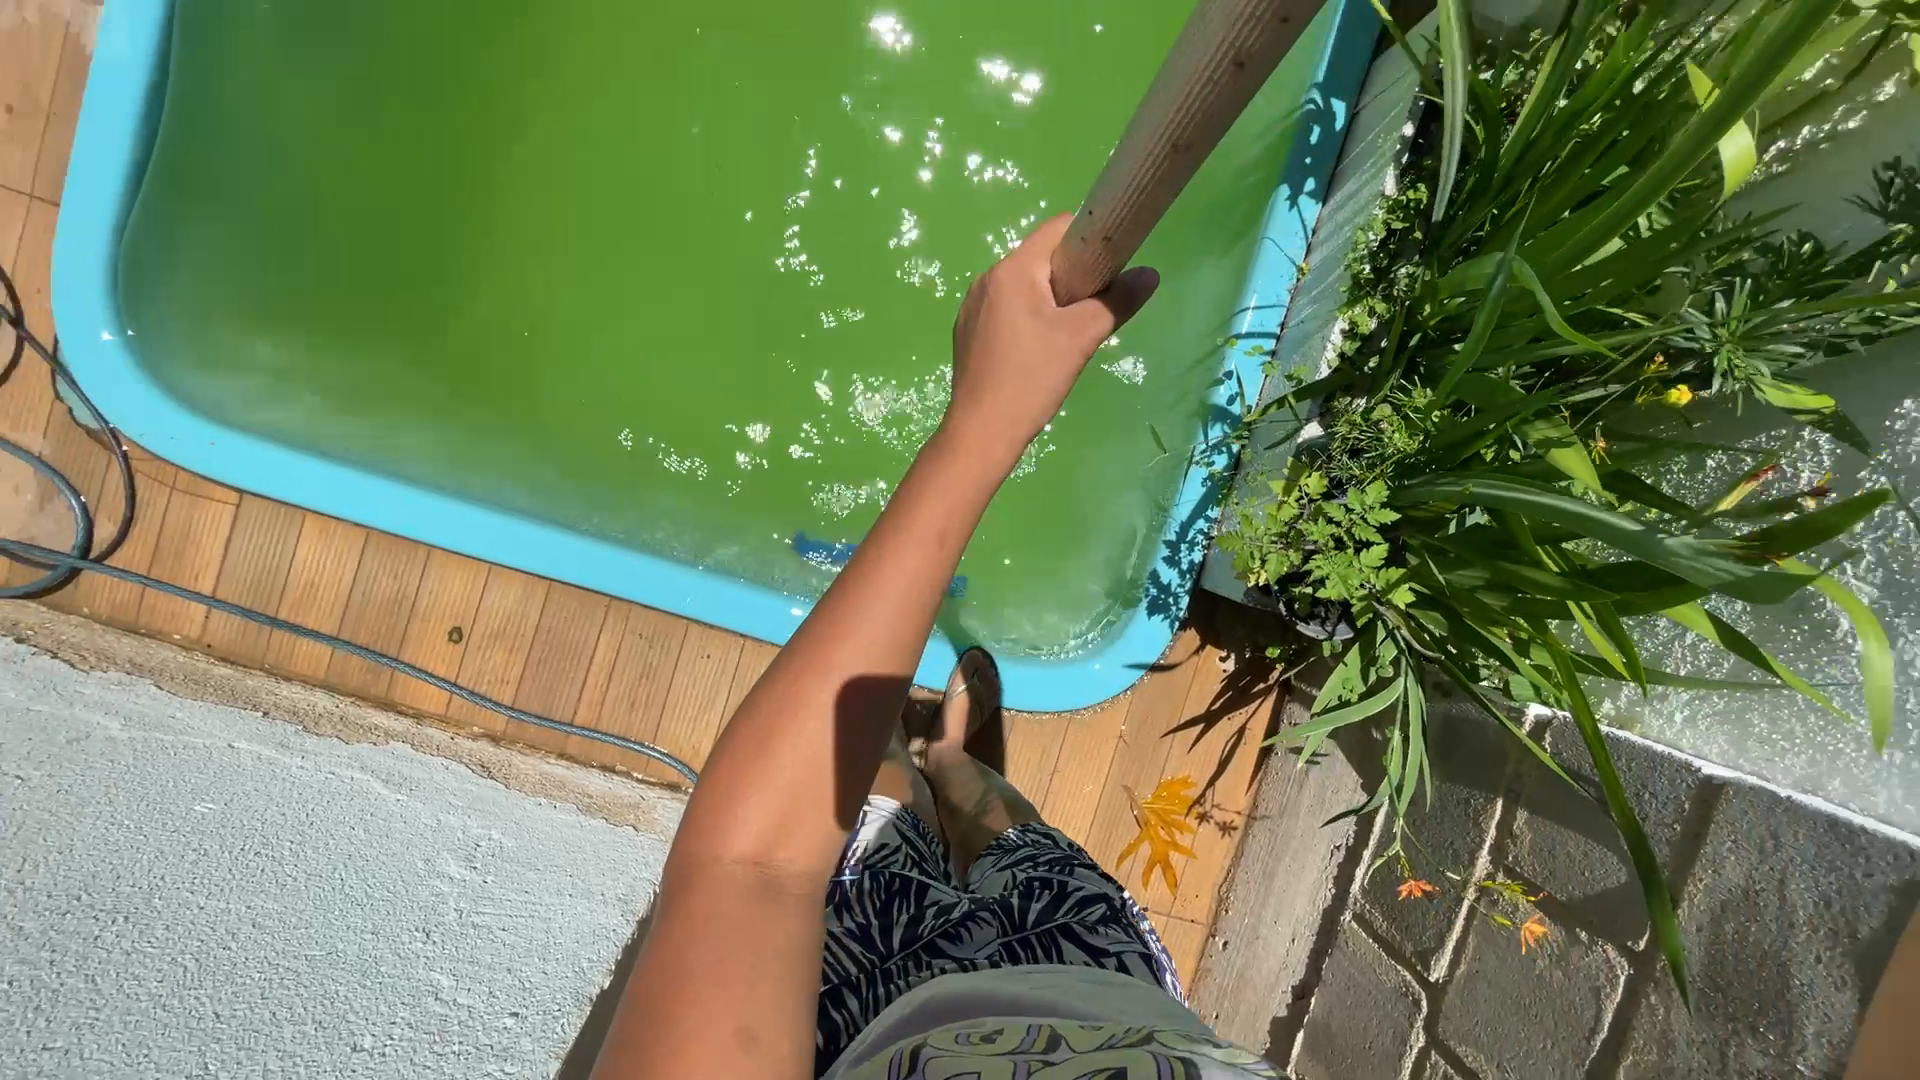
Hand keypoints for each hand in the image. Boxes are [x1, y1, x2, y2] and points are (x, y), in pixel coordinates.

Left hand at [942, 214, 1158, 466]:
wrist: (980, 434)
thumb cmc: (1030, 380)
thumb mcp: (1080, 338)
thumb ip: (1117, 302)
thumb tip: (1150, 275)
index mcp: (1011, 269)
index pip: (1059, 228)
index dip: (1092, 239)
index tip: (1112, 269)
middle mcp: (987, 279)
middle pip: (1042, 258)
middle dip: (1074, 277)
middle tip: (1092, 313)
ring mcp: (972, 308)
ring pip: (1025, 288)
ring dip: (1053, 302)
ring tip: (1067, 339)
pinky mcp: (969, 334)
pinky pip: (1008, 312)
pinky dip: (1030, 321)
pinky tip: (1038, 355)